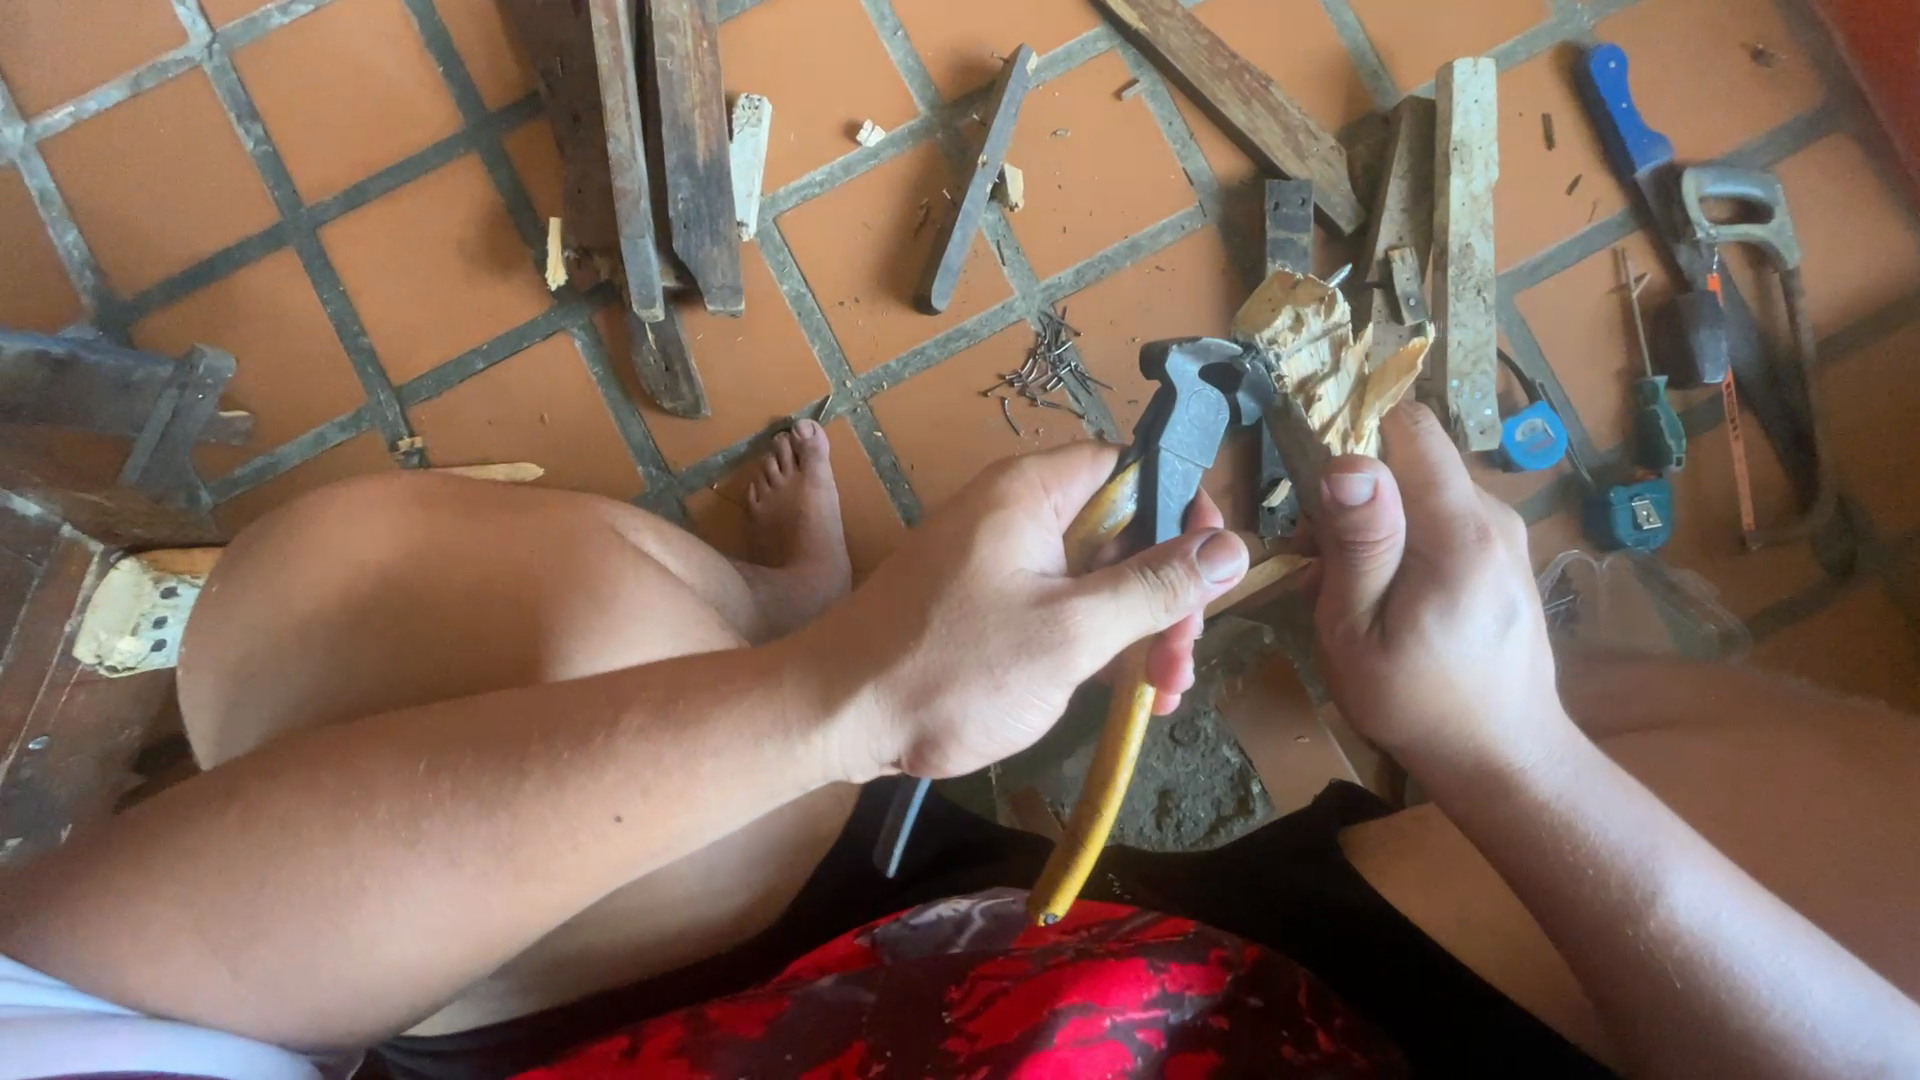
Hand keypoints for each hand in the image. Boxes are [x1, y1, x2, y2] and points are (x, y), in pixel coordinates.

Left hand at [801, 441, 1249, 780]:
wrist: (840, 715)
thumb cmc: (954, 667)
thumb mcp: (1070, 631)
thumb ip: (1154, 587)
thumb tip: (1231, 545)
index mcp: (1031, 492)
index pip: (1128, 468)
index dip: (1179, 509)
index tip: (1213, 566)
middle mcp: (1015, 514)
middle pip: (1118, 530)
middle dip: (1162, 592)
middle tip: (1183, 657)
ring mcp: (1000, 563)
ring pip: (1092, 578)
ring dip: (1135, 628)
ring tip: (1162, 692)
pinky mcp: (988, 606)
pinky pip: (1058, 608)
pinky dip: (1094, 644)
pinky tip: (1127, 694)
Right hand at [1308, 402, 1577, 777]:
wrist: (1501, 757)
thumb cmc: (1414, 701)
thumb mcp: (1358, 629)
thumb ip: (1358, 543)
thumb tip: (1346, 463)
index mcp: (1459, 531)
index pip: (1410, 427)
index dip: (1353, 437)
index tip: (1313, 490)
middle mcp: (1493, 516)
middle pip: (1407, 461)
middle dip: (1351, 494)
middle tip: (1316, 560)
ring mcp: (1501, 534)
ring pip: (1416, 489)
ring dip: (1368, 523)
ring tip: (1342, 585)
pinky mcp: (1498, 553)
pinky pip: (1435, 517)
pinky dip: (1395, 541)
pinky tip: (1380, 593)